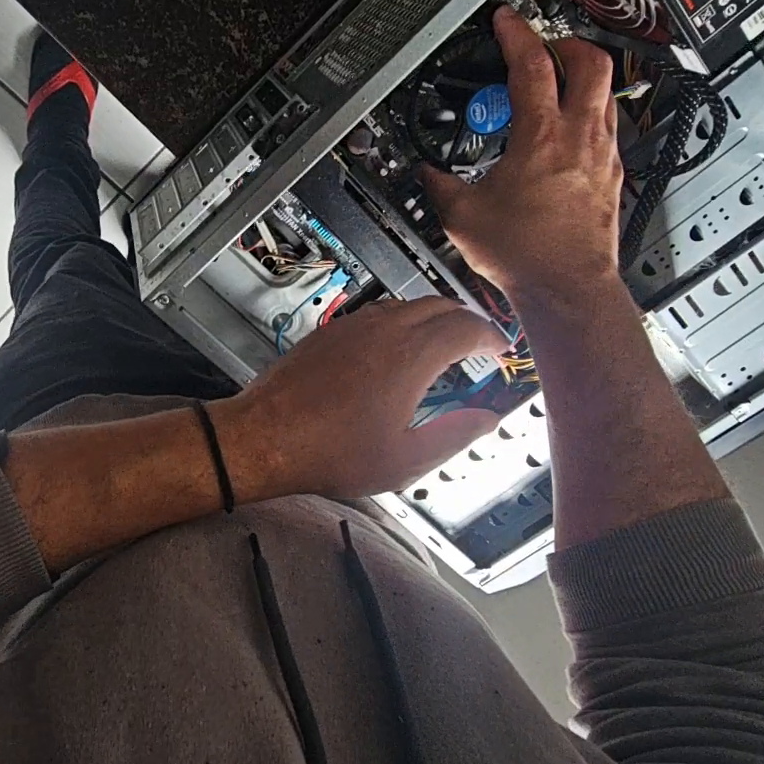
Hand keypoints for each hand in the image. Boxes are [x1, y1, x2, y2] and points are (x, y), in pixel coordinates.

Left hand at [208, 297, 504, 498]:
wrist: (264, 438)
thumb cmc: (329, 453)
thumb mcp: (405, 459)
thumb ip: (455, 435)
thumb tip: (486, 419)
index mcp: (411, 355)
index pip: (467, 327)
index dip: (491, 337)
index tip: (500, 351)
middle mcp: (383, 330)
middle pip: (440, 305)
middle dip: (466, 321)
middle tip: (477, 345)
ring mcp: (352, 327)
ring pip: (405, 304)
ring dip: (431, 318)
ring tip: (440, 345)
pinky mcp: (328, 333)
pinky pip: (374, 313)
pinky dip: (398, 321)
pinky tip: (394, 348)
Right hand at [417, 7, 623, 298]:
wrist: (565, 285)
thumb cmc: (523, 254)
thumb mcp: (462, 216)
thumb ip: (442, 186)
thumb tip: (428, 174)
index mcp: (540, 138)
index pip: (532, 66)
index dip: (517, 34)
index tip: (508, 20)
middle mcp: (579, 138)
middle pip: (590, 61)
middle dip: (565, 44)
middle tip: (544, 48)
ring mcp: (602, 155)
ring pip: (607, 91)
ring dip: (583, 77)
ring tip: (556, 87)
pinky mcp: (611, 176)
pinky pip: (609, 127)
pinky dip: (590, 115)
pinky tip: (567, 134)